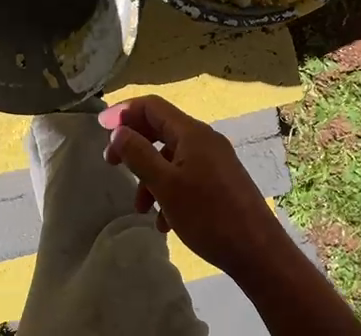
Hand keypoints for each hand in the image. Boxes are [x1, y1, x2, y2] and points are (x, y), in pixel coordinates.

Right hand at [98, 94, 294, 276]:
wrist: (259, 254)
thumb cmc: (209, 216)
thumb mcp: (166, 186)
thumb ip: (138, 154)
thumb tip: (119, 131)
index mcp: (191, 133)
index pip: (151, 106)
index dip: (123, 112)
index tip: (100, 127)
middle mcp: (204, 140)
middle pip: (160, 130)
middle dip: (134, 146)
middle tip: (112, 164)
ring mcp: (216, 162)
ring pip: (172, 158)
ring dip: (150, 176)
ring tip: (140, 207)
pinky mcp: (222, 184)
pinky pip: (187, 177)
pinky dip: (169, 191)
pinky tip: (164, 222)